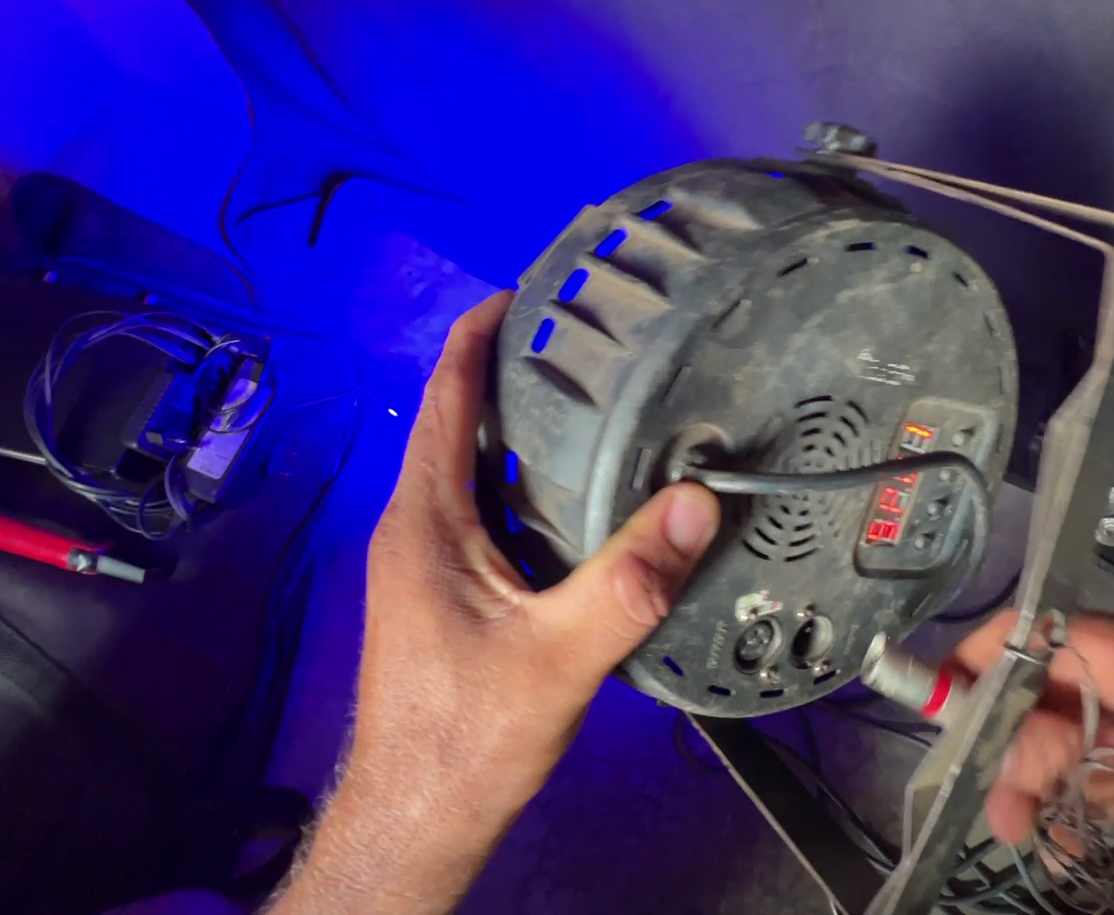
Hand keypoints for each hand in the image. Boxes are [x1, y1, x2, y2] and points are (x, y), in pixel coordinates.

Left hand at [272, 292, 721, 914]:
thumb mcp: (558, 657)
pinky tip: (584, 490)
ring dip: (523, 426)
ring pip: (476, 466)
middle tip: (592, 341)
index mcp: (426, 516)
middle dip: (515, 371)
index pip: (446, 395)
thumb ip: (629, 581)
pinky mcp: (447, 586)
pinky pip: (489, 505)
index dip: (480, 333)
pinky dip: (527, 478)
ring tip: (600, 398)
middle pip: (462, 420)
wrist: (415, 823)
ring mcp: (429, 556)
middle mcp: (418, 522)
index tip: (531, 289)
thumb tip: (698, 500)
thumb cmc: (468, 738)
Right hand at [953, 613, 1113, 914]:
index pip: (1043, 633)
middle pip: (1062, 675)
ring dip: (1053, 763)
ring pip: (1093, 713)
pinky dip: (1096, 775)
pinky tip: (1073, 821)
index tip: (934, 704)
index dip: (982, 663)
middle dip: (1016, 733)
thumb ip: (1082, 770)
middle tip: (990, 803)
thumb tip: (1004, 747)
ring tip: (1024, 823)